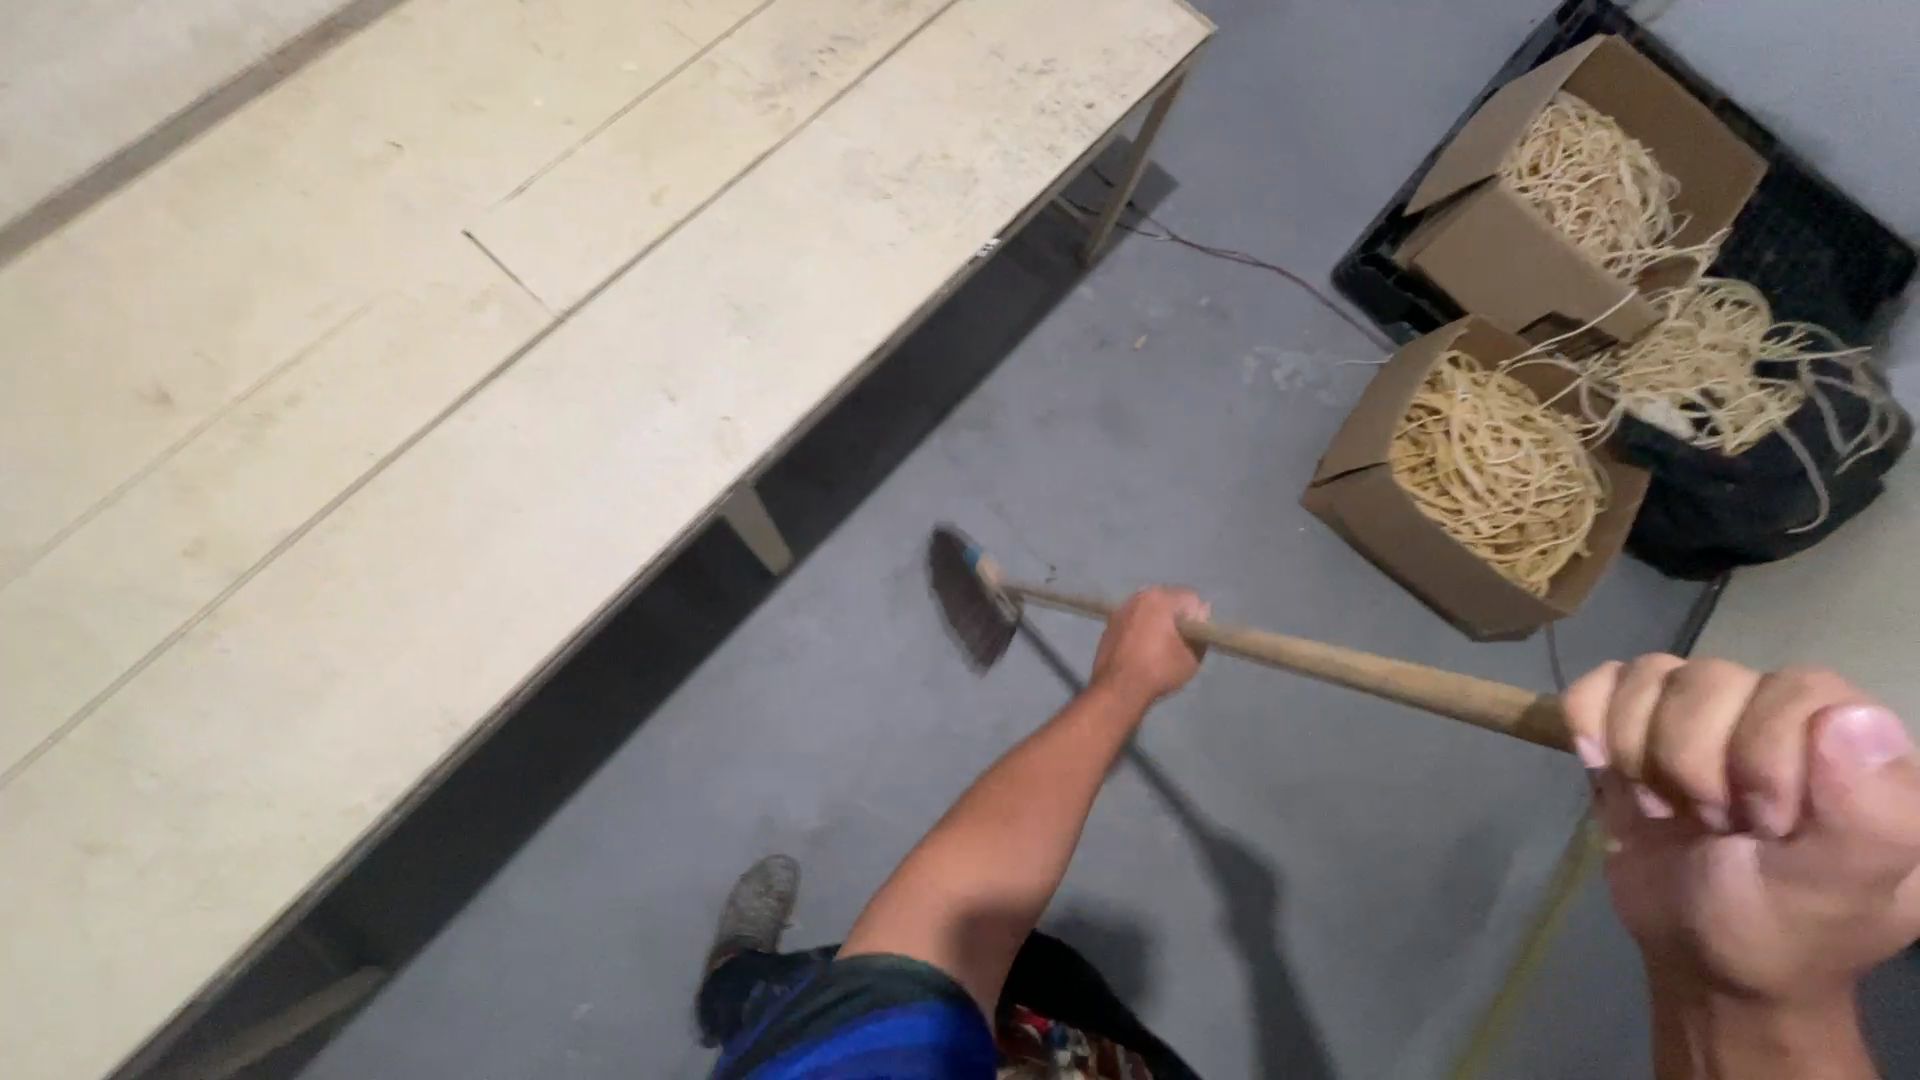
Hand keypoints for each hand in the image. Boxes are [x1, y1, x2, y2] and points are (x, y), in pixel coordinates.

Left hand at [1088, 587, 1208, 707]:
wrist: (1117, 688)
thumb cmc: (1159, 669)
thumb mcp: (1193, 656)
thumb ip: (1201, 634)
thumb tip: (1199, 621)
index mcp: (1160, 598)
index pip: (1191, 598)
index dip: (1199, 618)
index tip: (1197, 637)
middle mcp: (1138, 597)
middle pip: (1168, 601)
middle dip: (1177, 617)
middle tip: (1182, 641)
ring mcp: (1120, 609)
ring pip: (1149, 609)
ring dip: (1158, 621)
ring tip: (1162, 646)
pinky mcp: (1109, 624)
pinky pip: (1134, 620)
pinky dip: (1141, 629)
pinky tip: (1143, 649)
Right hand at [1564, 656, 1919, 1003]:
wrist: (1691, 948)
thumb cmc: (1778, 928)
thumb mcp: (1834, 892)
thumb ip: (1868, 816)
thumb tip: (1854, 717)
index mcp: (1854, 750)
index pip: (1797, 691)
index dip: (1761, 751)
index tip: (1760, 825)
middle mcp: (1776, 715)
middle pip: (1708, 678)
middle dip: (1686, 758)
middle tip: (1707, 820)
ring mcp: (1699, 715)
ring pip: (1649, 674)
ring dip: (1635, 747)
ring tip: (1660, 804)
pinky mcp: (1632, 721)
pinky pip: (1598, 682)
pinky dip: (1588, 722)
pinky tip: (1605, 768)